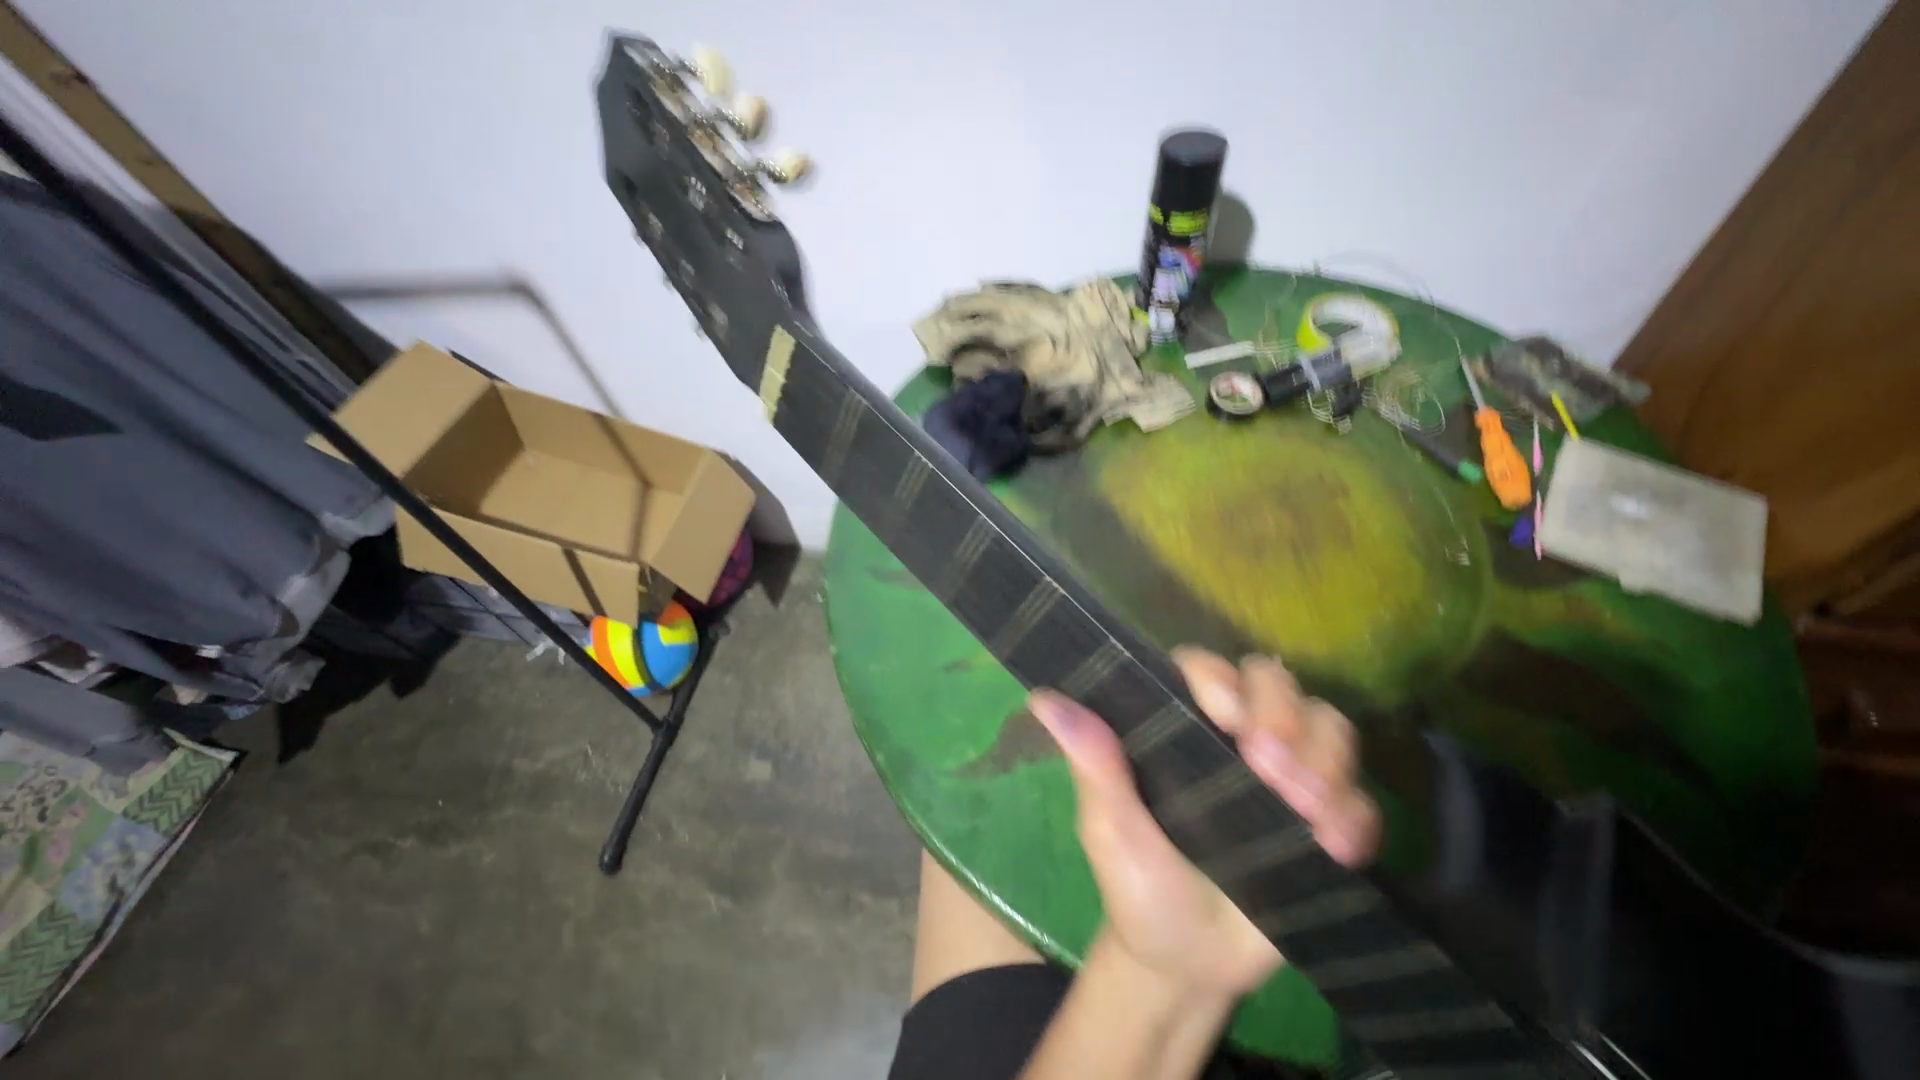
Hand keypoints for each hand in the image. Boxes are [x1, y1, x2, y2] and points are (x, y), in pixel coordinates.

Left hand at [1029, 648, 1378, 999]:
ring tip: (1305, 812)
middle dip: (1284, 716)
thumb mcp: (1111, 831)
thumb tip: (1045, 698)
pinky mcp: (1327, 823)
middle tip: (1271, 768)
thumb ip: (1093, 765)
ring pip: (1328, 727)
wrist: (1190, 967)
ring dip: (1326, 760)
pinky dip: (1355, 815)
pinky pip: (1361, 798)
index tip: (1226, 715)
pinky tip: (1333, 848)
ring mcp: (1287, 779)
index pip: (1206, 670)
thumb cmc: (1138, 888)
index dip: (1221, 679)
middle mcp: (1237, 741)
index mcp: (1182, 728)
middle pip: (1277, 685)